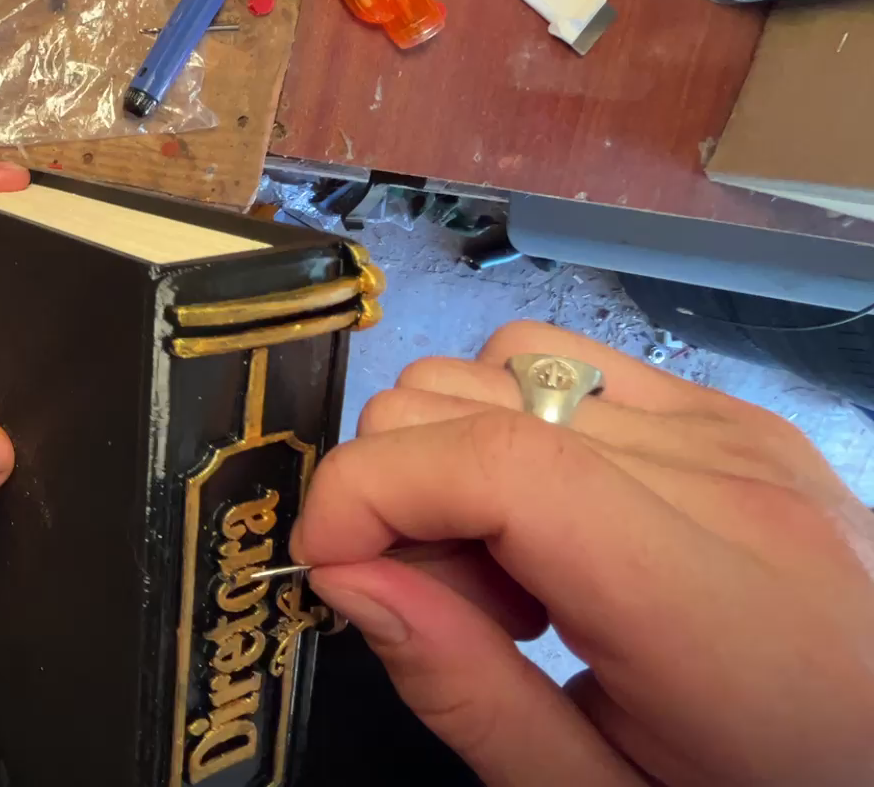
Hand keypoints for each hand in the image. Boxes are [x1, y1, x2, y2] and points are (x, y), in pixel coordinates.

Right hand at [292, 321, 873, 786]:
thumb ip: (464, 696)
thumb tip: (345, 574)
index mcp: (722, 606)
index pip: (491, 467)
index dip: (363, 490)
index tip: (326, 562)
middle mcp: (727, 481)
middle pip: (450, 402)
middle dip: (391, 492)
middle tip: (440, 594)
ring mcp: (724, 427)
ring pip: (470, 369)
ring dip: (432, 456)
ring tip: (497, 559)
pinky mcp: (711, 406)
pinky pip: (528, 356)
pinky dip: (482, 414)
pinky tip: (530, 503)